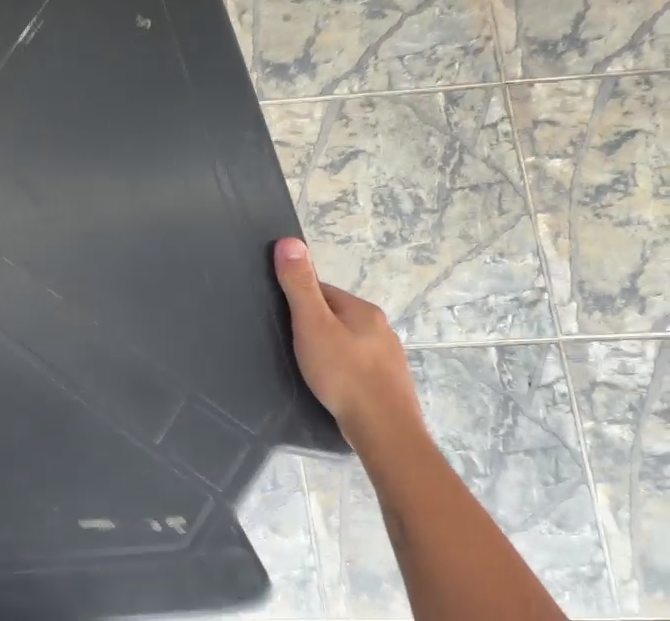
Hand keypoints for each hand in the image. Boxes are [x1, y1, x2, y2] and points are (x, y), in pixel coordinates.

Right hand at [273, 238, 424, 450]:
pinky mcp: (389, 381)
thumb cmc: (343, 372)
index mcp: (363, 310)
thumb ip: (299, 284)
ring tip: (309, 365)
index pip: (319, 291)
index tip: (281, 320)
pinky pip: (356, 362)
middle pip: (333, 314)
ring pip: (346, 340)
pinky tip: (331, 382)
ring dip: (326, 347)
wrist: (384, 430)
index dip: (295, 302)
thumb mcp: (311, 324)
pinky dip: (341, 367)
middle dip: (311, 325)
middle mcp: (381, 328)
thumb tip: (289, 241)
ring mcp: (389, 356)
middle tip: (291, 344)